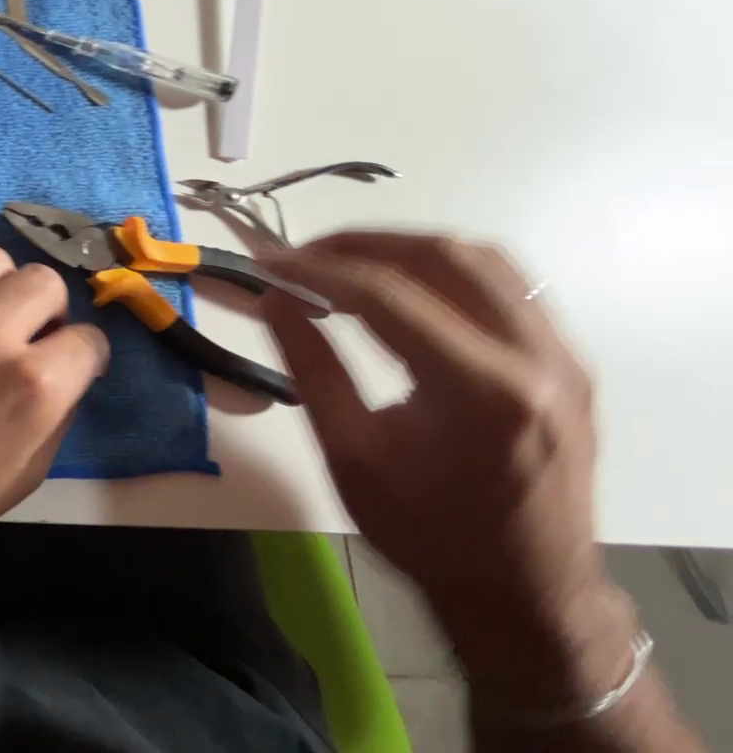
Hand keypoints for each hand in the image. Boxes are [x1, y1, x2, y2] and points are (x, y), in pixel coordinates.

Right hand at [261, 234, 635, 706]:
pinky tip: (405, 290)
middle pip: (446, 257)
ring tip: (347, 263)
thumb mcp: (349, 451)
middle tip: (303, 256)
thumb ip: (309, 364)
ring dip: (408, 249)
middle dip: (364, 244)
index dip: (315, 271)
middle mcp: (538, 360)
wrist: (521, 589)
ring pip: (487, 262)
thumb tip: (271, 299)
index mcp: (482, 390)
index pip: (386, 295)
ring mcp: (565, 359)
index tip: (265, 265)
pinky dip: (448, 272)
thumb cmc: (423, 528)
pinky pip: (509, 289)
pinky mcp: (569, 365)